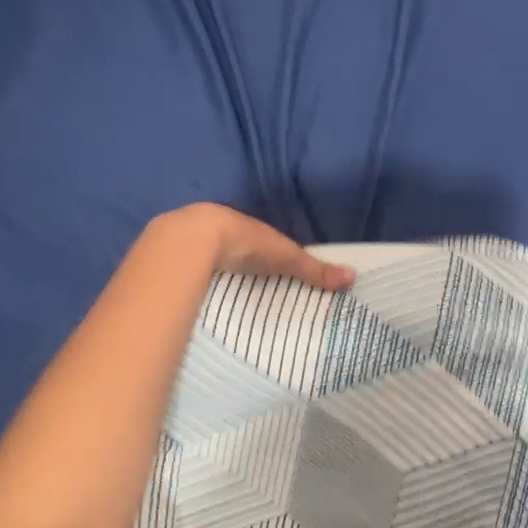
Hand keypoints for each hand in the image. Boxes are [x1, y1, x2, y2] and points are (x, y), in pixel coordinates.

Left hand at [152, 203, 354, 290]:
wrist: (193, 240)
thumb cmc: (246, 242)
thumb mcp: (286, 257)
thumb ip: (314, 270)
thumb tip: (353, 276)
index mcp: (249, 228)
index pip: (263, 243)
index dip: (270, 257)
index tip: (278, 275)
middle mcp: (222, 232)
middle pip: (236, 253)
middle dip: (243, 267)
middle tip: (254, 290)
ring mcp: (196, 245)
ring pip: (209, 262)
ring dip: (216, 274)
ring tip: (226, 297)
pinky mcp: (175, 260)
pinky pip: (189, 274)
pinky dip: (195, 283)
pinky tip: (198, 298)